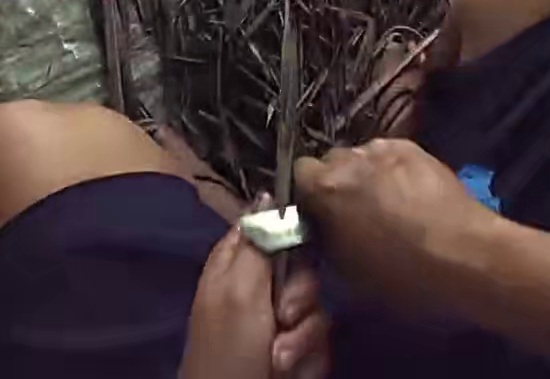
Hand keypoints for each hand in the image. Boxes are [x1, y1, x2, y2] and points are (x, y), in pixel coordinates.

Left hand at [178, 216, 330, 378]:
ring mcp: (278, 324)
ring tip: (278, 361)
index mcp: (236, 262)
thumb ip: (259, 240)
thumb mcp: (238, 288)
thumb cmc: (228, 351)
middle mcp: (258, 286)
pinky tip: (288, 374)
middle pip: (302, 265)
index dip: (290, 231)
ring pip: (317, 306)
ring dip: (303, 338)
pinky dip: (307, 361)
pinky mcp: (296, 355)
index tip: (298, 246)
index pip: (271, 222)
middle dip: (300, 295)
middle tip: (283, 316)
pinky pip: (321, 342)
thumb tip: (269, 189)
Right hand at [293, 139, 501, 312]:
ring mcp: (384, 147)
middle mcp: (351, 158)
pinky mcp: (412, 146)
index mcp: (328, 188)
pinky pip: (388, 154)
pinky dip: (391, 170)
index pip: (299, 173)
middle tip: (352, 213)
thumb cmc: (404, 277)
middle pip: (331, 162)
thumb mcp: (350, 278)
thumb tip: (320, 234)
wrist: (466, 256)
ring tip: (385, 204)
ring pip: (361, 156)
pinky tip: (408, 194)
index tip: (319, 215)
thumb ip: (325, 245)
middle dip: (336, 183)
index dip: (308, 194)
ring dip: (364, 175)